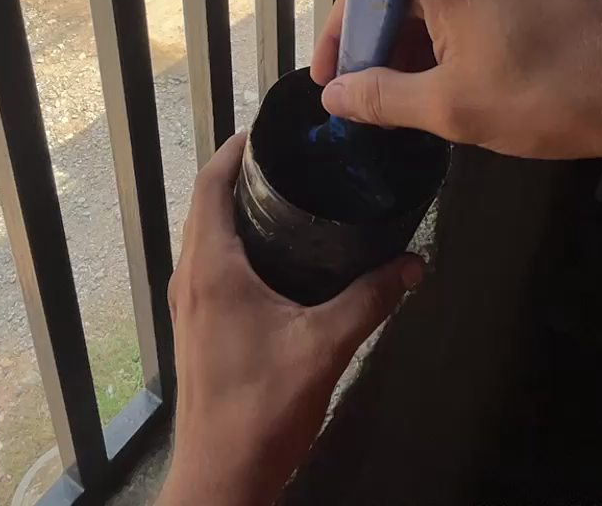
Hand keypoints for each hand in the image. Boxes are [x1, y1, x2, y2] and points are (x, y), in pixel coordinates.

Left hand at [157, 133, 424, 505]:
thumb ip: (369, 300)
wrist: (219, 481)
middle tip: (289, 157)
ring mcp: (187, 302)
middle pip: (205, 204)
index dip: (232, 150)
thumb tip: (414, 264)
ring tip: (284, 192)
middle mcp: (189, 275)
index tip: (266, 130)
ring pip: (204, 233)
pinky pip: (207, 260)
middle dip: (238, 173)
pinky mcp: (194, 323)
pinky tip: (272, 250)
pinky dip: (231, 237)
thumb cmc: (262, 408)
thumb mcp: (323, 348)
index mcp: (210, 267)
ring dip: (232, 205)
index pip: (209, 185)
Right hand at [311, 0, 601, 177]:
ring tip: (403, 98)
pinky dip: (444, 37)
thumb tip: (334, 96)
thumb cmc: (546, 95)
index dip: (337, 47)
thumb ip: (380, 97)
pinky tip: (446, 75)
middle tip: (365, 100)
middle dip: (375, 50)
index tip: (327, 88)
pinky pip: (463, 1)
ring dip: (410, 46)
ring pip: (430, 1)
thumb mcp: (451, 107)